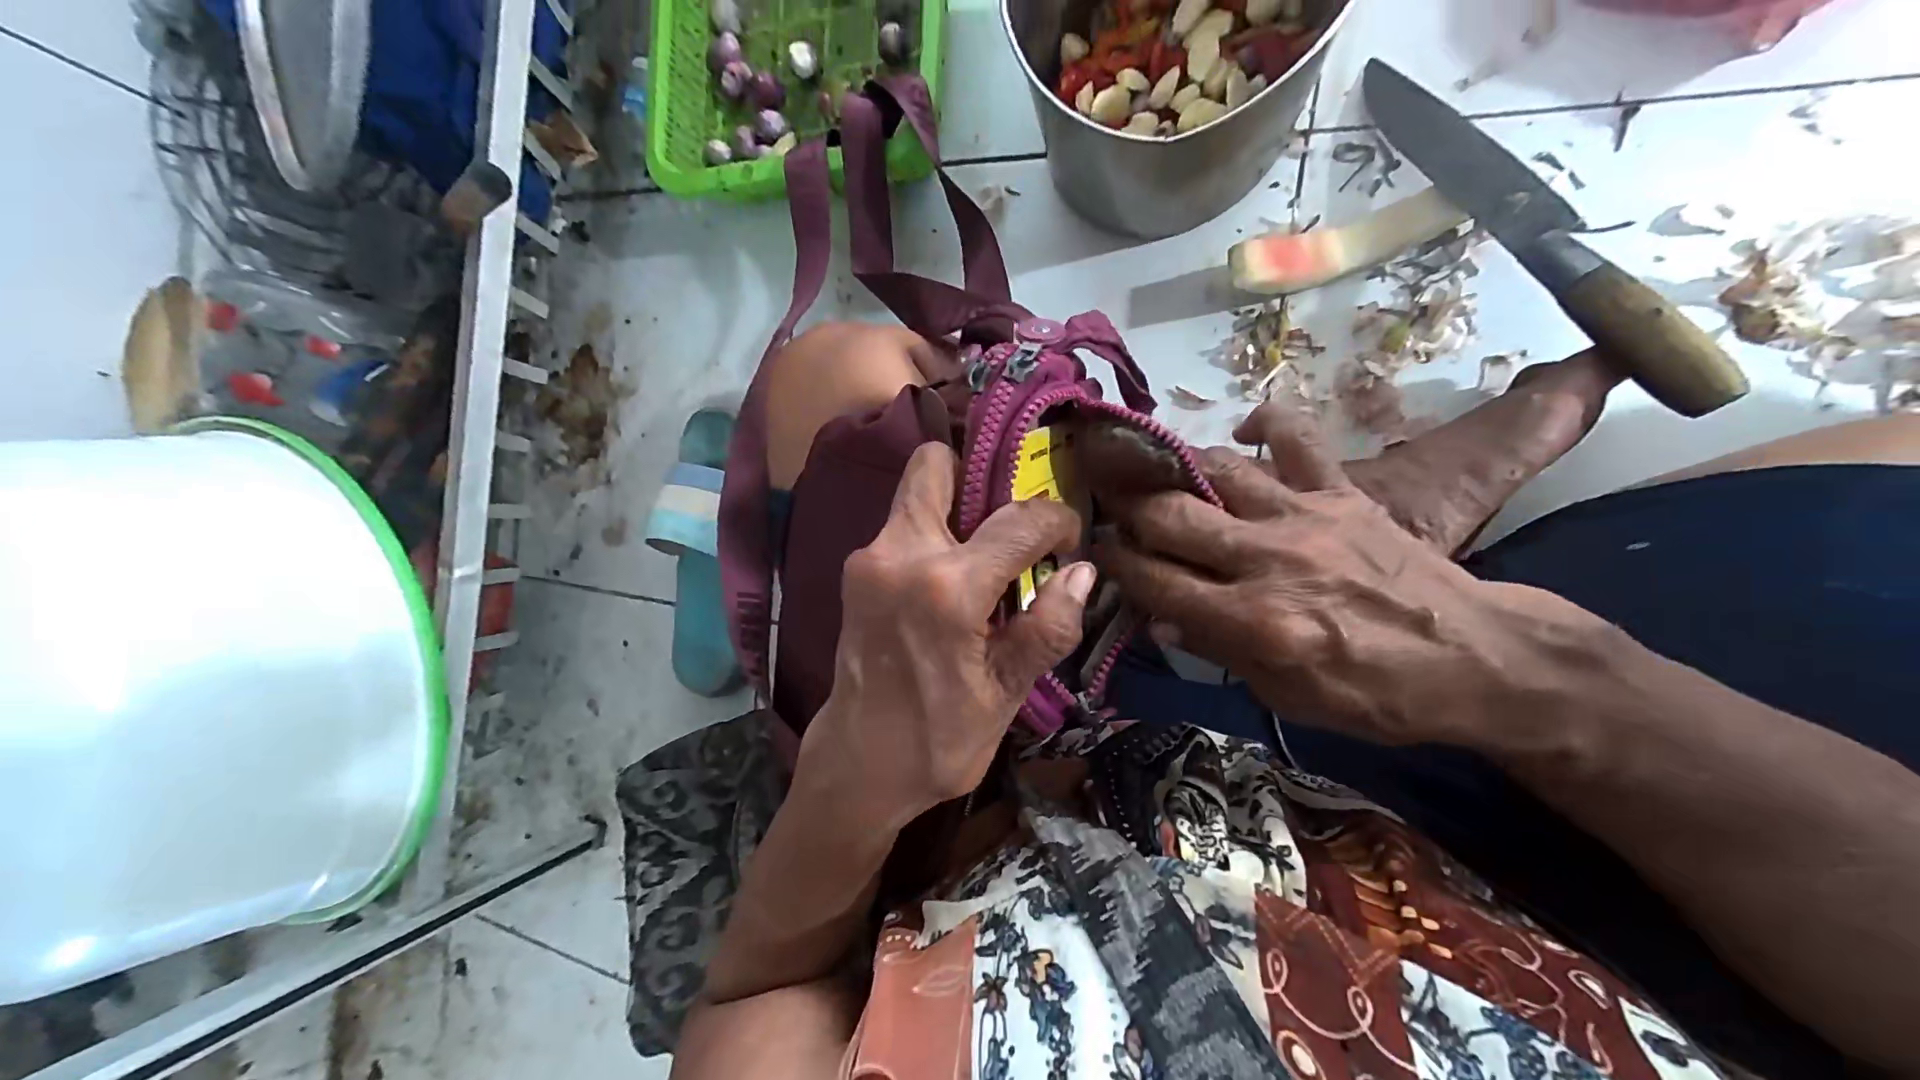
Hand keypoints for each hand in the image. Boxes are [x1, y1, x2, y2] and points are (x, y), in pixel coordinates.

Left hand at [804, 442, 1096, 828]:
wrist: (858, 765)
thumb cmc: (938, 740)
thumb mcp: (1007, 693)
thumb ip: (1048, 627)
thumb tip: (1080, 572)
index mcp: (947, 589)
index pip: (1019, 521)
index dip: (1057, 521)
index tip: (1069, 542)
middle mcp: (900, 554)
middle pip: (935, 465)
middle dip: (980, 479)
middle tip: (1011, 524)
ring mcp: (870, 558)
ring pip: (917, 493)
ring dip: (956, 508)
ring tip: (987, 556)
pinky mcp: (857, 570)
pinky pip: (903, 526)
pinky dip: (935, 535)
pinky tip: (953, 581)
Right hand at [1094, 403, 1584, 747]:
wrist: (1477, 661)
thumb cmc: (1374, 694)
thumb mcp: (1285, 697)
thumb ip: (1216, 651)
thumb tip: (1157, 617)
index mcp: (1252, 621)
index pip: (1154, 581)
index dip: (1113, 564)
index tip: (1097, 554)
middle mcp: (1268, 559)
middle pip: (1169, 516)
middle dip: (1128, 513)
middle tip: (1116, 514)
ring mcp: (1306, 517)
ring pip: (1217, 471)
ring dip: (1176, 471)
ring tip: (1159, 477)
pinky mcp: (1342, 492)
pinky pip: (1296, 438)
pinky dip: (1266, 424)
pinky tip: (1243, 432)